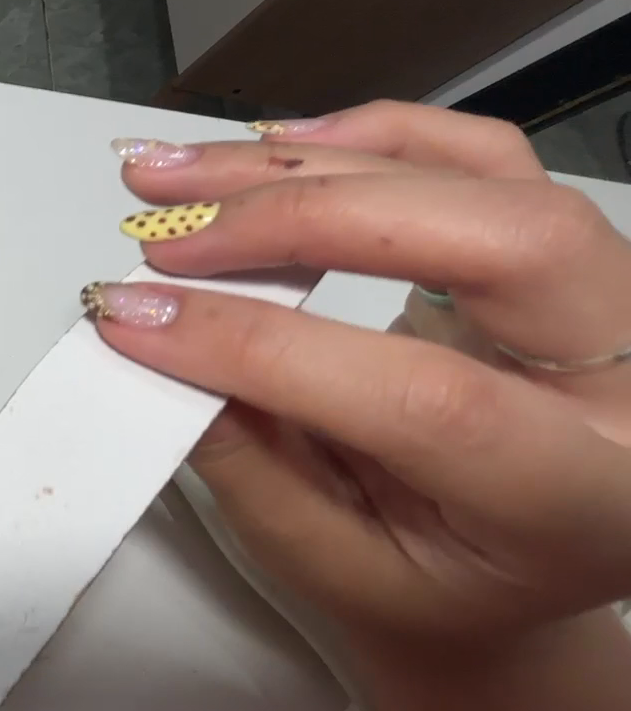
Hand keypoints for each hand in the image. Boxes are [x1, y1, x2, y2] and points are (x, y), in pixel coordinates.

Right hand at [93, 102, 630, 640]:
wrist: (490, 554)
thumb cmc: (408, 576)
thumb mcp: (317, 552)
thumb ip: (241, 454)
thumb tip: (154, 341)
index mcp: (587, 495)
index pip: (419, 394)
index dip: (253, 343)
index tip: (128, 317)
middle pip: (490, 238)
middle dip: (293, 223)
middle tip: (163, 242)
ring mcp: (610, 298)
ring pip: (475, 176)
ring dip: (296, 166)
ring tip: (169, 179)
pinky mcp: (554, 253)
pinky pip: (479, 155)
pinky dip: (363, 134)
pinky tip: (267, 143)